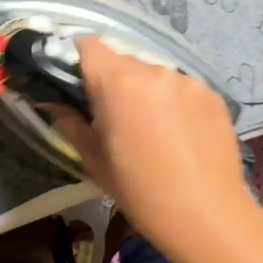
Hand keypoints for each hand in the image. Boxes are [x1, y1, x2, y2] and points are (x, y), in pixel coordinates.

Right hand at [49, 35, 254, 257]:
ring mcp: (187, 80)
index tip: (80, 84)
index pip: (89, 45)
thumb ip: (69, 122)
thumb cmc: (141, 192)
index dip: (80, 59)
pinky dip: (176, 103)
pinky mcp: (212, 94)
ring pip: (155, 75)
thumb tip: (50, 102)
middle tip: (117, 119)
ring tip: (155, 130)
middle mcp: (153, 70)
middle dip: (116, 83)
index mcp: (118, 83)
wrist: (207, 217)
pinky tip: (182, 135)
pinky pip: (183, 88)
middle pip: (123, 62)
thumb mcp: (95, 160)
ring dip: (148, 93)